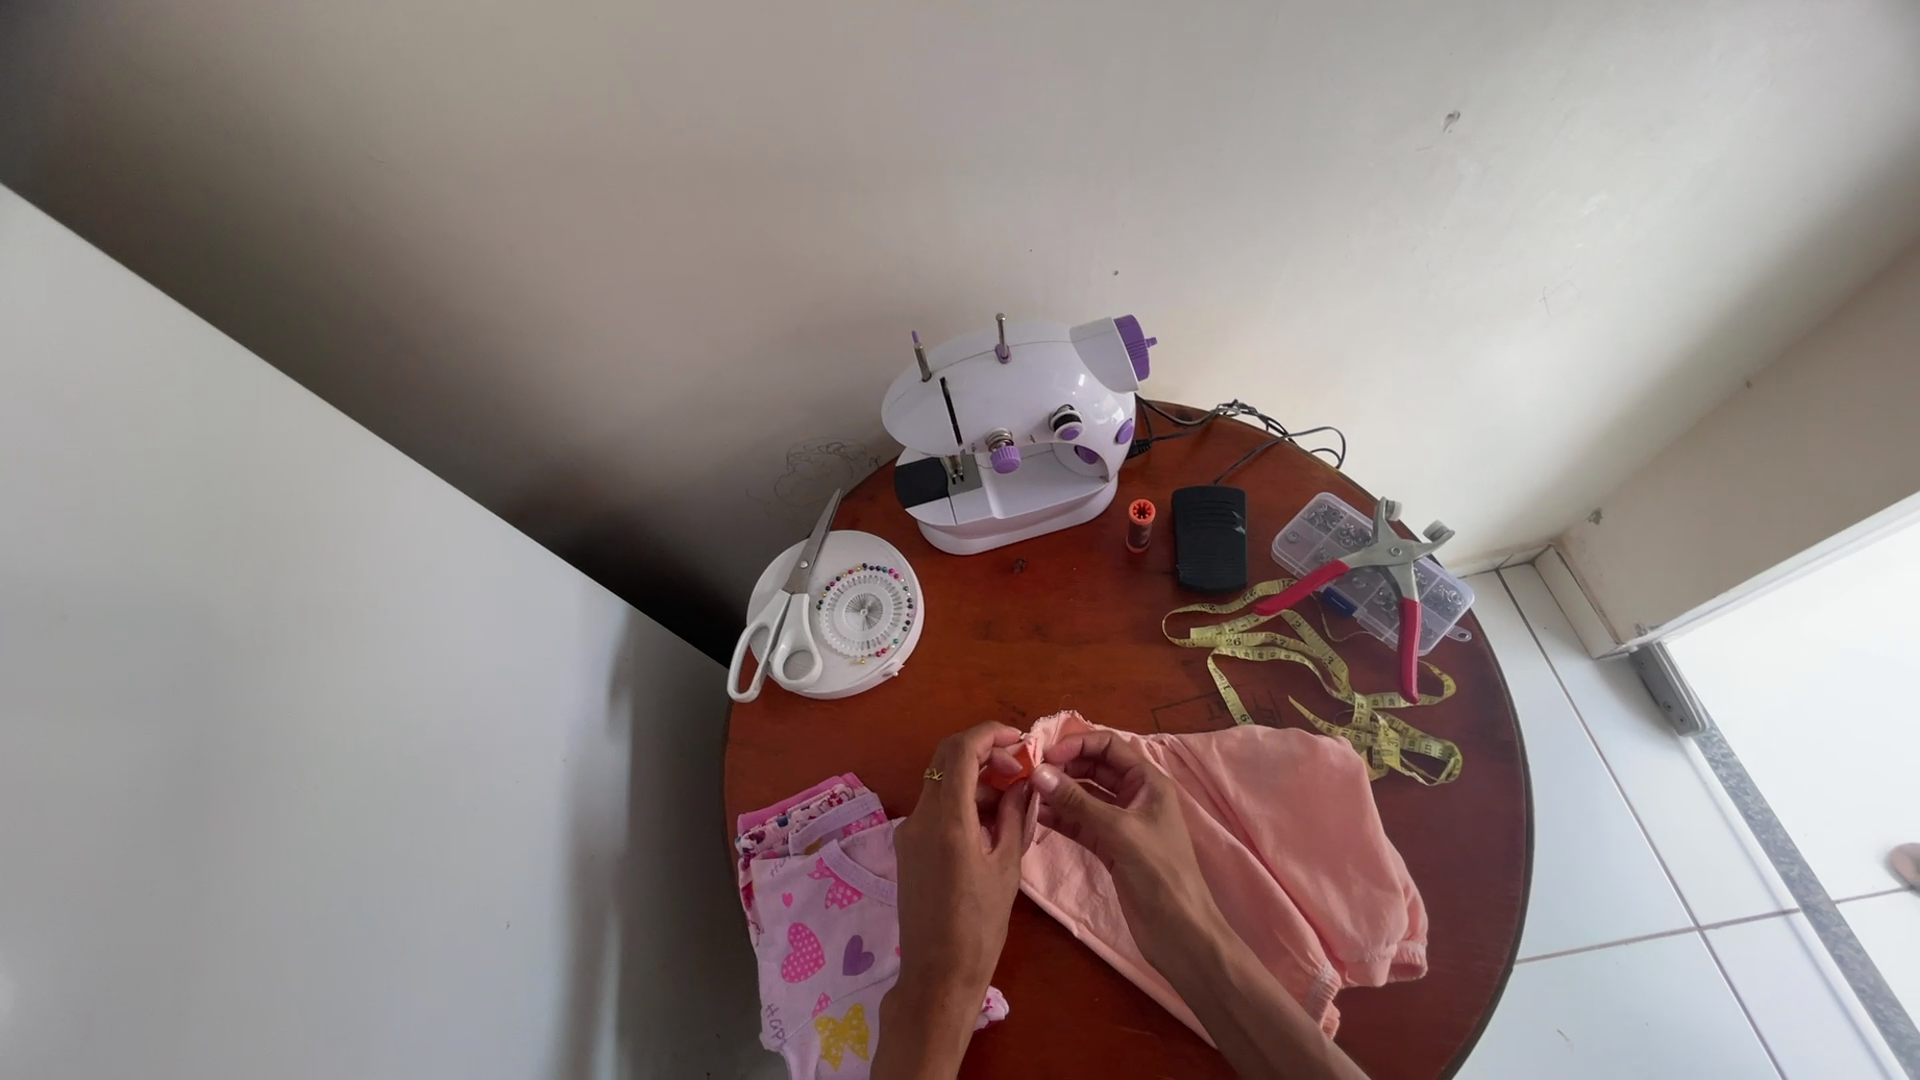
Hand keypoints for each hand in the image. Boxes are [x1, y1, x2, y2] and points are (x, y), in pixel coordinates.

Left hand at [874, 722, 1031, 1079]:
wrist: (937, 975)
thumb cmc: (980, 925)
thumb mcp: (1006, 866)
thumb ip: (1013, 815)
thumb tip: (1023, 783)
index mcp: (946, 819)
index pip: (961, 750)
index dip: (990, 734)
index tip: (1019, 740)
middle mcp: (920, 816)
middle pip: (946, 759)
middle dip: (984, 752)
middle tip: (1018, 768)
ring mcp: (909, 830)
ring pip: (941, 780)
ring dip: (974, 776)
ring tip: (1010, 796)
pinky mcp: (908, 845)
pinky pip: (936, 805)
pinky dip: (962, 798)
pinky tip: (989, 818)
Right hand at [1030, 729, 1220, 966]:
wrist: (1180, 934)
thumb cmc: (1160, 873)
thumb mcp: (1119, 832)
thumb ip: (1077, 802)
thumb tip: (1039, 773)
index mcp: (1147, 781)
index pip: (1108, 746)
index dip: (1077, 744)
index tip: (1046, 755)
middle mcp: (1133, 795)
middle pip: (1092, 767)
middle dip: (1063, 767)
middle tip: (1030, 774)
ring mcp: (1119, 821)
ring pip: (1083, 795)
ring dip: (1057, 792)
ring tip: (1027, 793)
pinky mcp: (1108, 846)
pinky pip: (1079, 822)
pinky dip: (1059, 817)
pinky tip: (1036, 815)